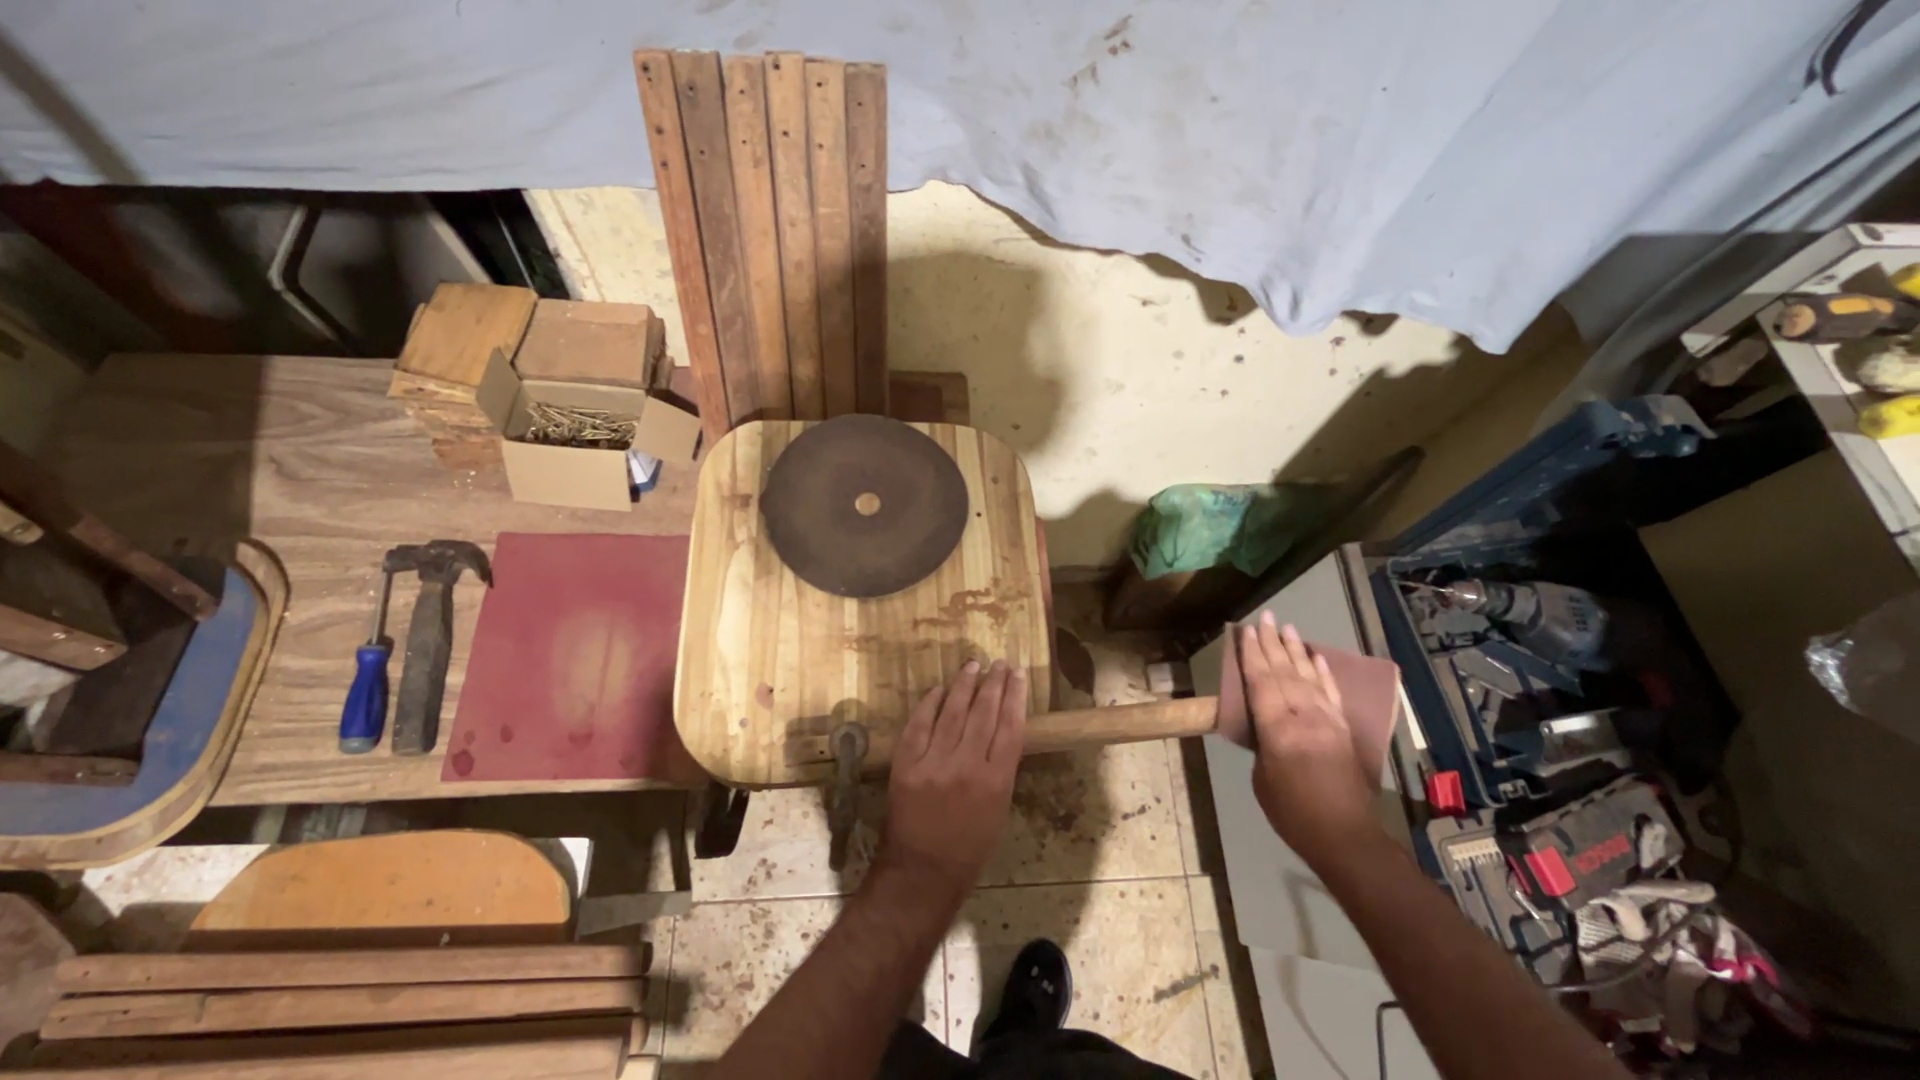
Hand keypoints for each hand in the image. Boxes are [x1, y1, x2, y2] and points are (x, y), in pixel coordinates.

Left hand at [880, 659, 1027, 899]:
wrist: (923, 869)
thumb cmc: (969, 847)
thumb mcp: (999, 809)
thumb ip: (1000, 769)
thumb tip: (1000, 731)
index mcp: (997, 780)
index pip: (1010, 726)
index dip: (1015, 696)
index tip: (1018, 674)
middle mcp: (967, 765)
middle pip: (984, 712)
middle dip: (993, 683)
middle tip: (999, 663)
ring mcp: (934, 762)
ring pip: (952, 712)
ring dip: (964, 685)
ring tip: (973, 664)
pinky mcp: (906, 763)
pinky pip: (919, 724)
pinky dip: (929, 704)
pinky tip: (939, 690)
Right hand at [1241, 612, 1381, 864]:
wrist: (1344, 834)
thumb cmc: (1292, 812)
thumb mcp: (1263, 778)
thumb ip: (1264, 744)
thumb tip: (1266, 725)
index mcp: (1278, 730)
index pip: (1262, 682)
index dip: (1252, 655)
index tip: (1246, 631)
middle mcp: (1304, 717)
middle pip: (1284, 672)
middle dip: (1272, 644)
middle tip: (1265, 618)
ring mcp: (1328, 721)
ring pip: (1308, 677)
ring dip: (1296, 651)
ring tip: (1287, 628)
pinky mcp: (1344, 730)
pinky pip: (1331, 693)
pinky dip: (1323, 673)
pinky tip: (1316, 658)